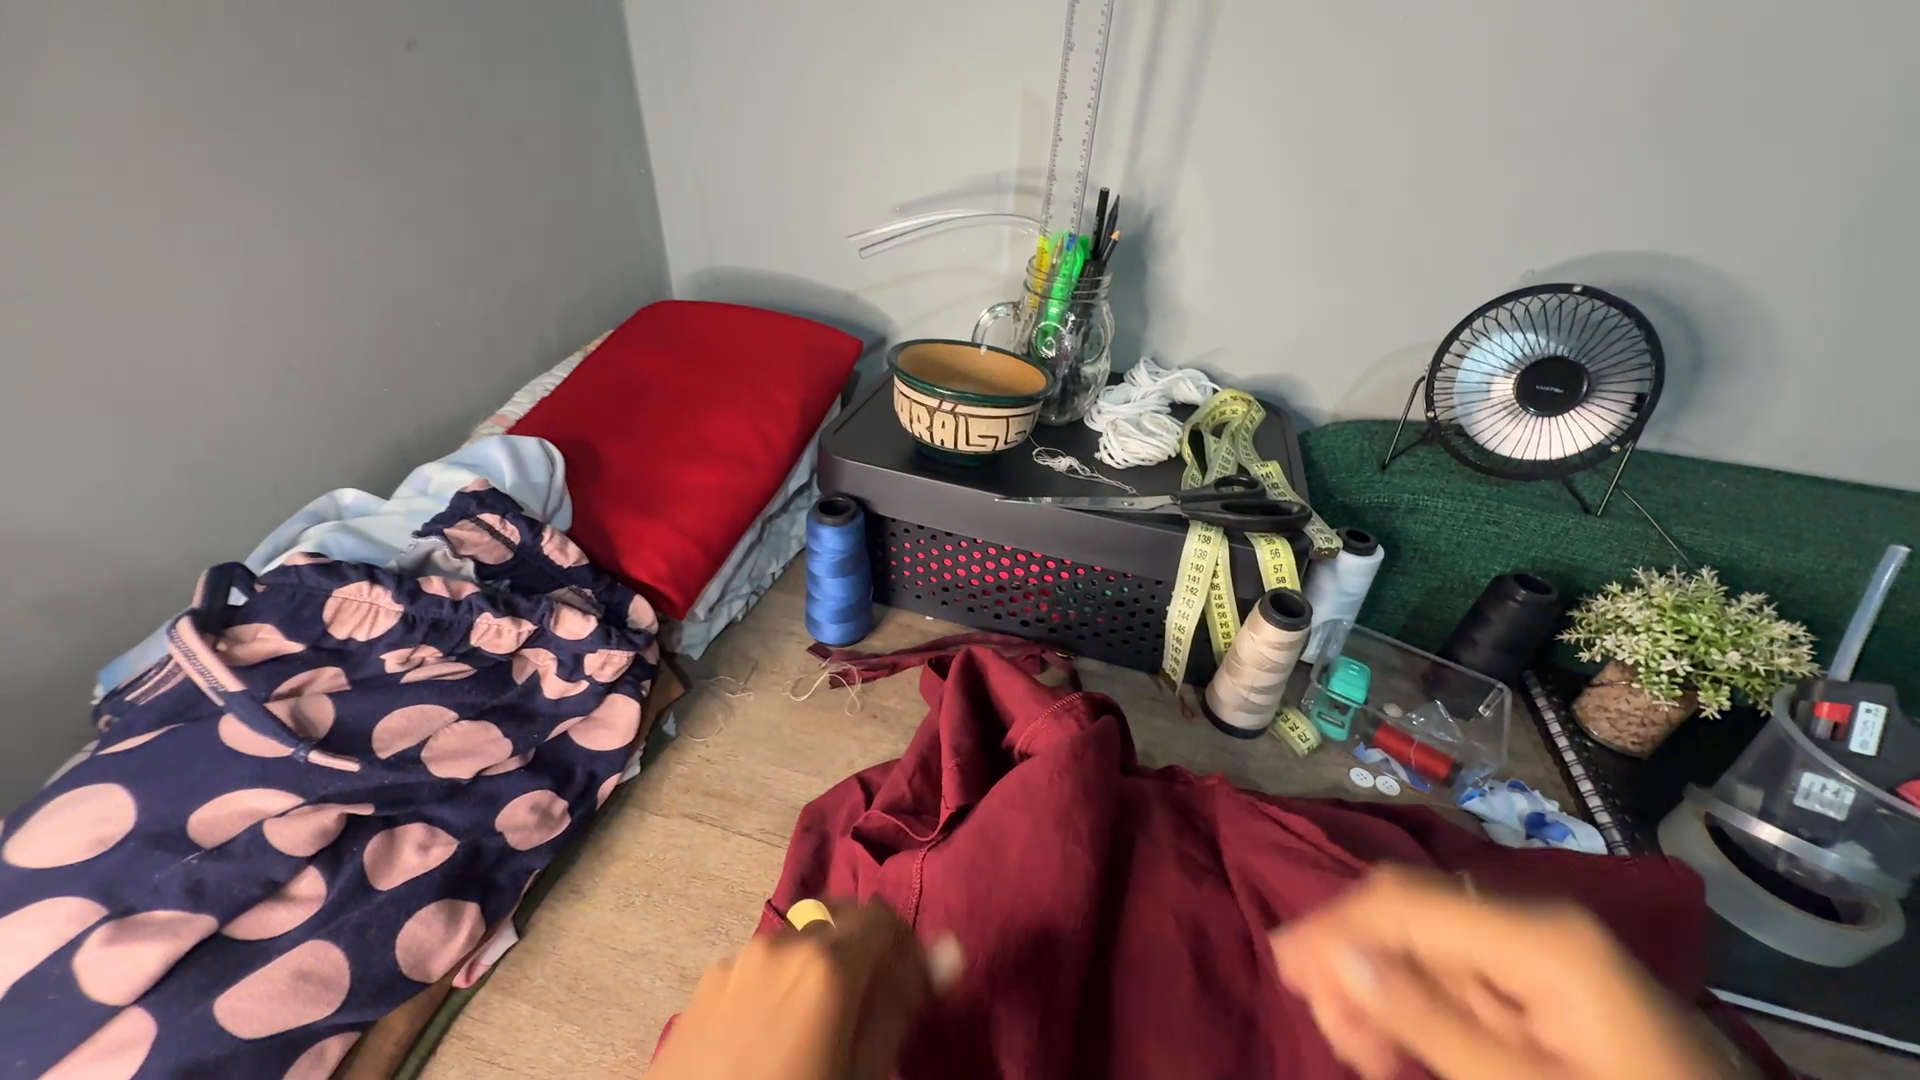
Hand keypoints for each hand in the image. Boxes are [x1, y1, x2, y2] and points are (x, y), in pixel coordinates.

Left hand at [648, 901, 963, 1079]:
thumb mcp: (864, 1074)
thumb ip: (902, 1005)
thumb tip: (949, 950)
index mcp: (825, 961)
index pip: (883, 919)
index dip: (906, 948)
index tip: (914, 989)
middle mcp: (779, 944)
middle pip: (839, 927)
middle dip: (862, 958)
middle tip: (870, 1014)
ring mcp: (734, 962)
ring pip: (798, 949)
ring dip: (819, 974)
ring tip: (817, 1035)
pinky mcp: (702, 989)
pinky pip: (759, 972)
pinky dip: (780, 990)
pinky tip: (772, 1043)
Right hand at [1269, 867, 1728, 1079]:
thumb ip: (1429, 1020)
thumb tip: (1336, 955)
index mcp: (1538, 934)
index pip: (1400, 898)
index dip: (1332, 925)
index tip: (1282, 967)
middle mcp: (1534, 919)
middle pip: (1408, 910)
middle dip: (1352, 956)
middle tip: (1321, 1020)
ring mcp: (1542, 946)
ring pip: (1424, 941)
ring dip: (1379, 983)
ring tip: (1358, 1045)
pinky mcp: (1545, 977)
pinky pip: (1457, 971)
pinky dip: (1418, 1000)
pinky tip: (1400, 1039)